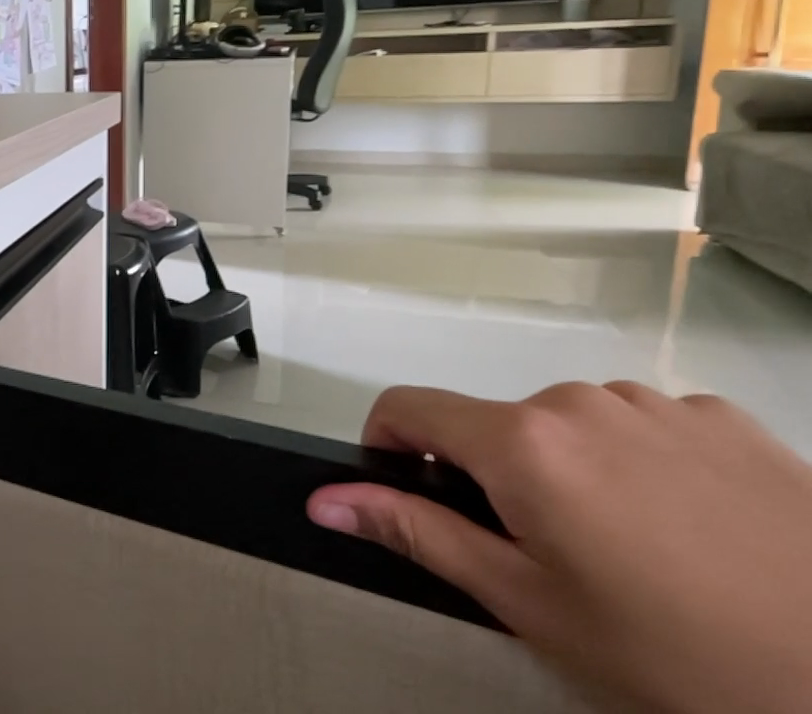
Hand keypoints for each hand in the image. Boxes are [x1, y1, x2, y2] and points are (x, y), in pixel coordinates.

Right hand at [307, 382, 811, 713]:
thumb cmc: (675, 654)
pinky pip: (644, 425)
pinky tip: (692, 528)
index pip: (406, 406)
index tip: (414, 498)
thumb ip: (416, 533)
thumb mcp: (527, 603)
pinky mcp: (731, 421)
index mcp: (522, 441)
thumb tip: (324, 499)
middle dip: (494, 476)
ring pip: (569, 423)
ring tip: (632, 548)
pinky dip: (640, 462)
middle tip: (548, 557)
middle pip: (494, 423)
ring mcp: (663, 405)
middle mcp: (582, 400)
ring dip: (569, 467)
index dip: (388, 447)